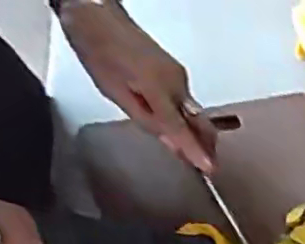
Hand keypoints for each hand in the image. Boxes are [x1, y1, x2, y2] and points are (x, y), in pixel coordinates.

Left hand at [60, 0, 215, 171]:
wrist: (96, 11)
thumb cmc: (98, 48)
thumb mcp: (115, 93)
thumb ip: (147, 121)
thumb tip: (172, 143)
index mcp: (155, 86)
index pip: (180, 126)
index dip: (195, 149)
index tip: (208, 167)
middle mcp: (174, 81)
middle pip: (199, 121)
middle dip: (204, 144)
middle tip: (205, 165)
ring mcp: (179, 76)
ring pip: (195, 113)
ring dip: (194, 132)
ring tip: (188, 148)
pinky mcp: (178, 73)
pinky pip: (187, 102)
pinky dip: (186, 117)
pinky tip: (176, 124)